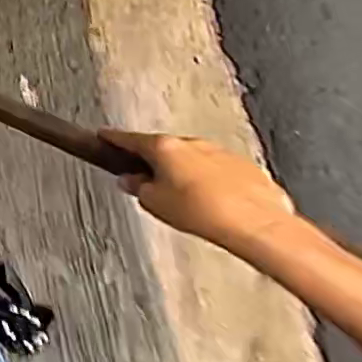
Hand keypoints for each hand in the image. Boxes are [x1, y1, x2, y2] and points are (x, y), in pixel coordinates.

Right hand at [101, 131, 298, 252]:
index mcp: (164, 147)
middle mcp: (191, 143)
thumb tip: (132, 181)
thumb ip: (138, 188)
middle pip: (163, 150)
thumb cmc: (206, 213)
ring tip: (189, 205)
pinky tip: (215, 207)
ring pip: (193, 160)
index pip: (129, 139)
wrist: (257, 226)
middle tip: (151, 187)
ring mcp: (220, 153)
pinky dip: (213, 185)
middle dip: (155, 165)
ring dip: (186, 176)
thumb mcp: (155, 204)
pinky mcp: (244, 168)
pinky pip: (220, 173)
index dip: (112, 139)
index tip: (104, 136)